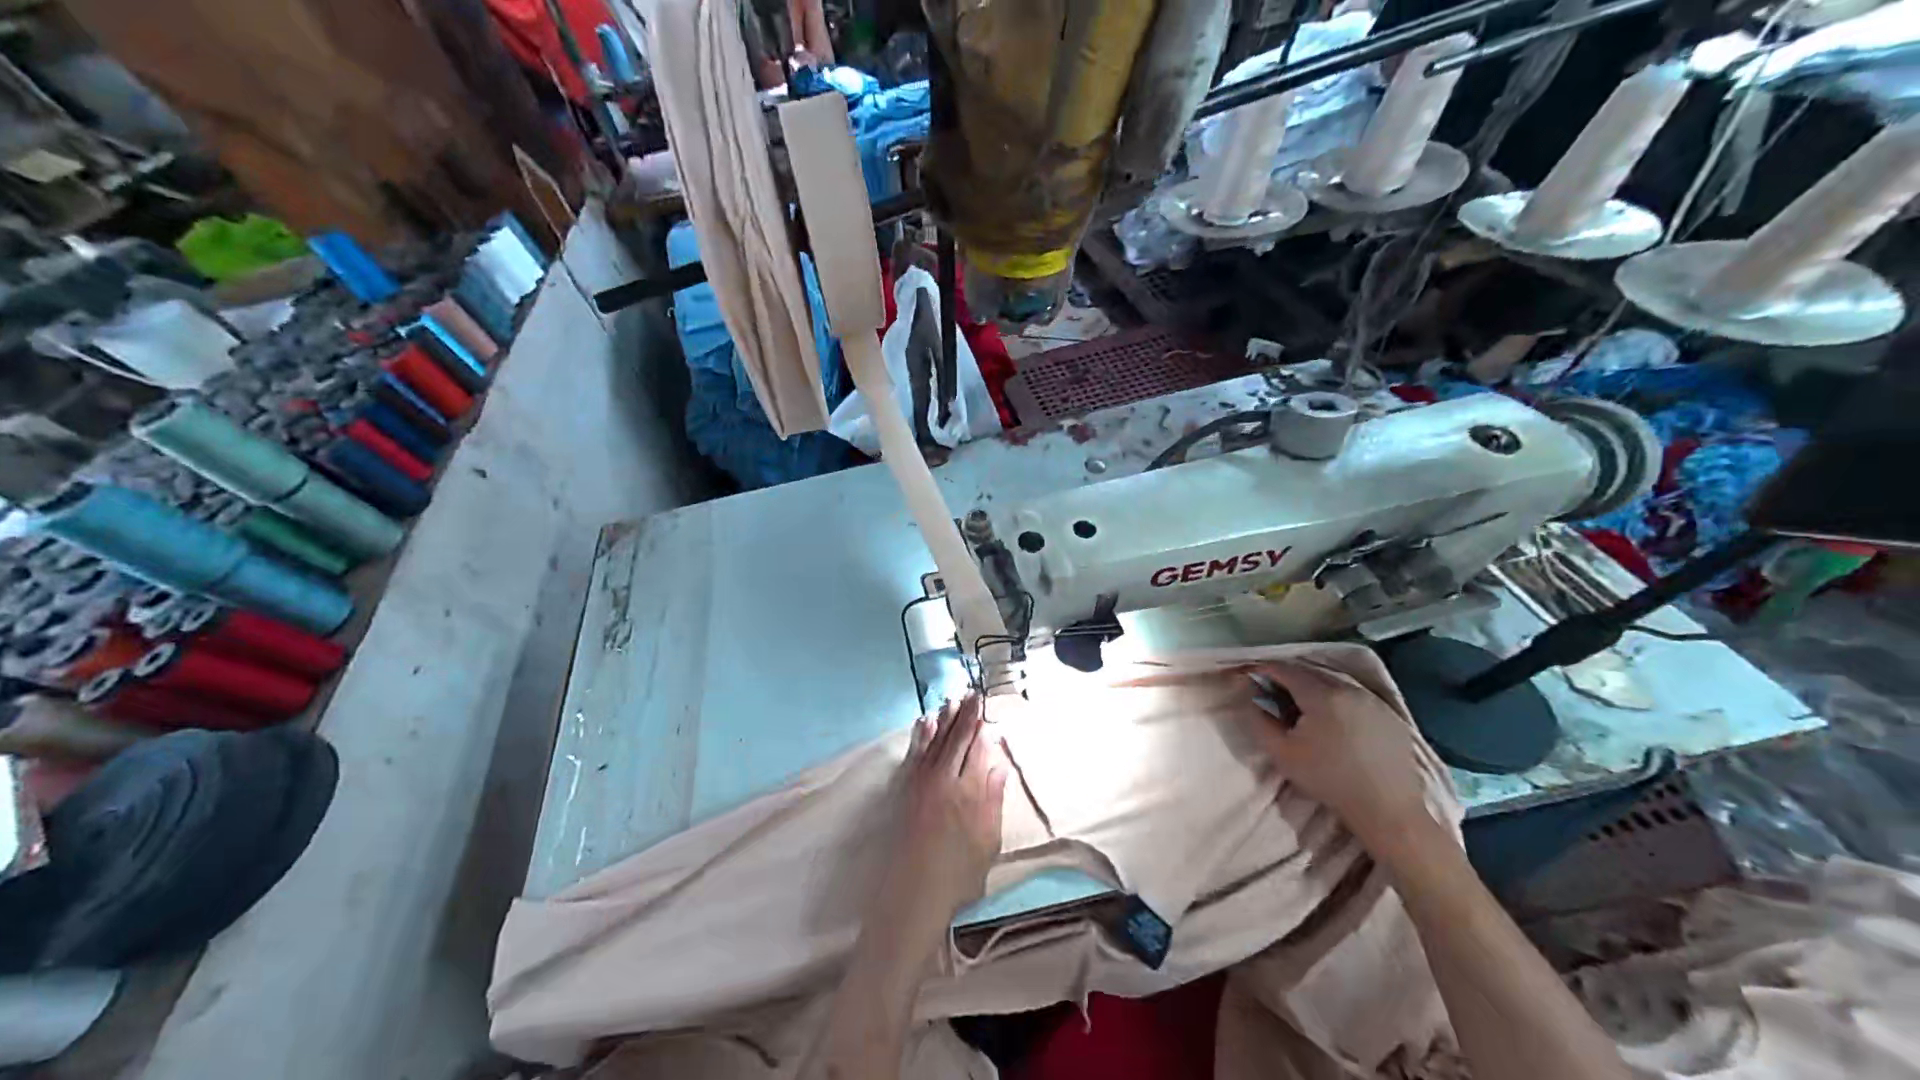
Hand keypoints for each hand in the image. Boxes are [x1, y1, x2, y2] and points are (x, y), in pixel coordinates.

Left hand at [870, 695, 1008, 942]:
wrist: (914, 892)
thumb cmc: (959, 874)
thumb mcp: (988, 841)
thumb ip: (993, 800)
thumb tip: (998, 766)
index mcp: (971, 792)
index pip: (979, 749)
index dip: (983, 728)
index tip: (987, 710)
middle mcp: (946, 780)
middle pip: (958, 738)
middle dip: (966, 714)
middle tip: (973, 693)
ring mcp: (923, 781)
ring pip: (936, 740)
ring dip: (945, 718)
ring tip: (953, 700)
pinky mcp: (906, 788)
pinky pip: (915, 753)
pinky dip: (921, 735)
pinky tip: (925, 721)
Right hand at [1238, 662, 1439, 859]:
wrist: (1386, 810)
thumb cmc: (1328, 780)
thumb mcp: (1282, 753)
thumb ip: (1259, 720)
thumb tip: (1250, 696)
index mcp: (1322, 695)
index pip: (1287, 670)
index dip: (1266, 670)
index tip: (1252, 677)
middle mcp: (1351, 690)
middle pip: (1312, 674)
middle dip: (1289, 679)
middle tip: (1274, 694)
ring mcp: (1375, 702)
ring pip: (1336, 684)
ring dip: (1315, 690)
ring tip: (1304, 710)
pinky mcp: (1392, 717)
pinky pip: (1357, 699)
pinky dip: (1339, 702)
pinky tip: (1335, 724)